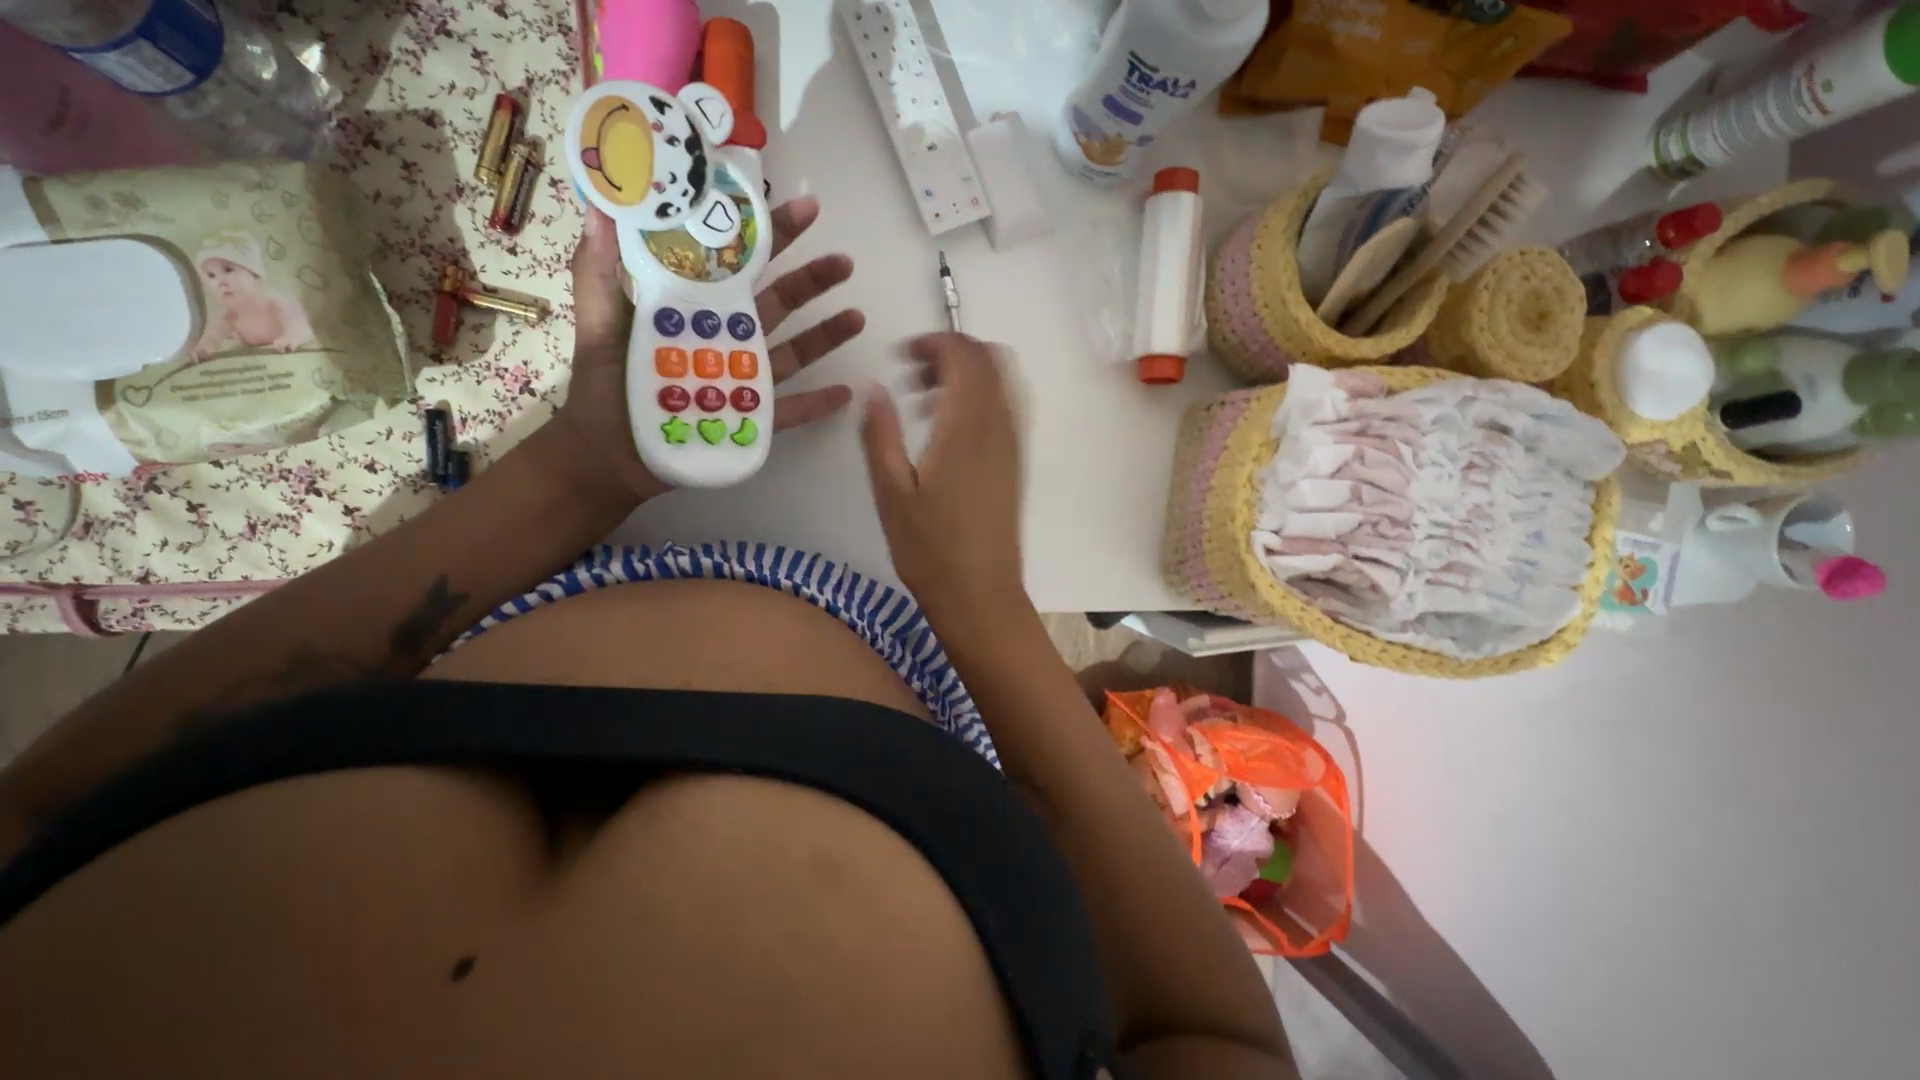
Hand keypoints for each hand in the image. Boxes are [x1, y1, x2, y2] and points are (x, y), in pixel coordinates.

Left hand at [553, 196, 865, 501]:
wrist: (605, 455)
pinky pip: (789, 412)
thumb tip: (601, 205)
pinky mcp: (750, 419)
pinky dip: (818, 403)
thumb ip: (599, 269)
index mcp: (698, 306)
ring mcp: (744, 378)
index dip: (768, 233)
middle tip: (844, 259)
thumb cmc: (604, 387)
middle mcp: (729, 336)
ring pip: (793, 351)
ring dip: (826, 333)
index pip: (737, 262)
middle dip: (812, 279)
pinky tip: (847, 391)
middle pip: (778, 301)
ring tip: (857, 315)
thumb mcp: (597, 322)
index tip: (799, 206)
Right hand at [860, 333, 1024, 618]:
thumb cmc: (930, 549)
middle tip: (909, 375)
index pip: (966, 355)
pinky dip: (979, 399)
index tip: (899, 357)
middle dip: (950, 353)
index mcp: (968, 427)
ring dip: (965, 375)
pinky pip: (1006, 408)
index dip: (934, 341)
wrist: (981, 595)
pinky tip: (945, 431)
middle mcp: (1000, 427)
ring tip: (922, 402)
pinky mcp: (1016, 463)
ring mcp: (1014, 445)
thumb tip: (872, 386)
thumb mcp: (891, 492)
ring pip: (1001, 382)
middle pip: (989, 359)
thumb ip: (880, 434)